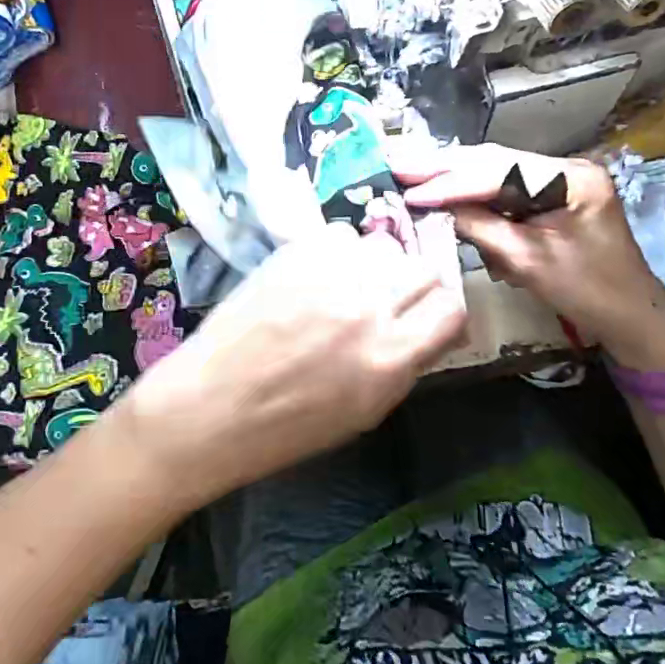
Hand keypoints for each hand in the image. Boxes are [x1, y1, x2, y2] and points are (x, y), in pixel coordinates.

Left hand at [104, 223, 466, 507]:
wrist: (211, 407)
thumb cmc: (287, 428)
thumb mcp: (364, 412)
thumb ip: (405, 364)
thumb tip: (430, 330)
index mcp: (391, 358)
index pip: (452, 308)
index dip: (443, 313)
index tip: (429, 318)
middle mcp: (368, 308)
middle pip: (424, 269)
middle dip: (415, 286)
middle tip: (390, 301)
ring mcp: (330, 275)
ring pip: (383, 247)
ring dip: (377, 267)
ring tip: (348, 287)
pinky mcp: (295, 253)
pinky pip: (341, 235)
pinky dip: (339, 253)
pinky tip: (317, 277)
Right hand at [389, 142, 664, 371]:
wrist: (632, 317)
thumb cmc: (587, 290)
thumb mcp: (527, 260)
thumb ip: (479, 227)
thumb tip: (432, 206)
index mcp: (570, 177)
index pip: (497, 172)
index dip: (449, 183)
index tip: (409, 191)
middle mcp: (565, 167)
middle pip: (493, 161)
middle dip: (444, 168)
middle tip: (399, 165)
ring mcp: (559, 181)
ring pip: (495, 173)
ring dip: (457, 181)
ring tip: (414, 178)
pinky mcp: (552, 198)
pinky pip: (506, 191)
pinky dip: (477, 199)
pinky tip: (446, 197)